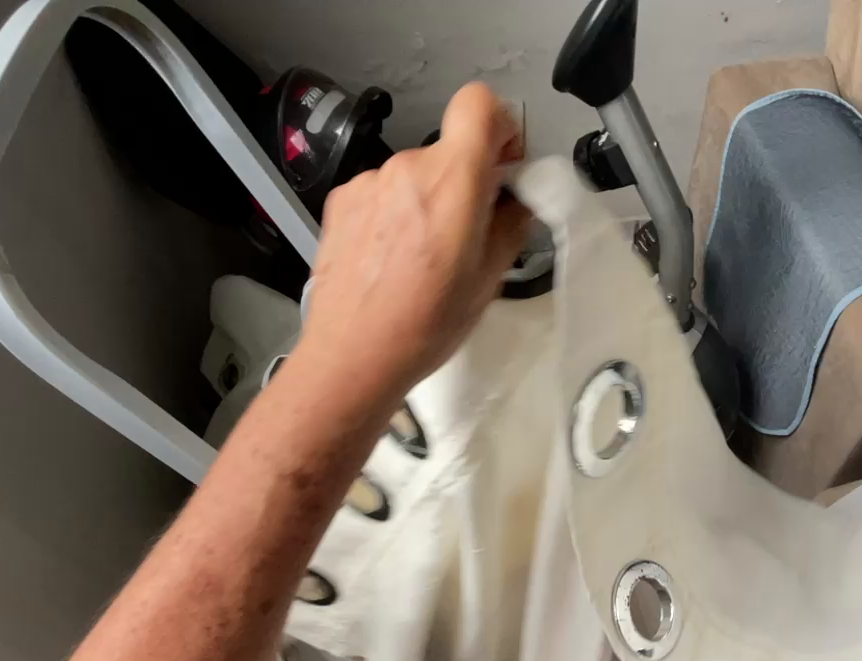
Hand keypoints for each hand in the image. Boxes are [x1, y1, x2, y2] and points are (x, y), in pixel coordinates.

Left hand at [295, 83, 529, 400]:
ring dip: (428, 205)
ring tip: (426, 262)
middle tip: (470, 237)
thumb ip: (510, 227)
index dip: (499, 127)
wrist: (354, 354)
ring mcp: (370, 183)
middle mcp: (408, 170)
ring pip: (415, 177)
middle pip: (449, 152)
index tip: (504, 164)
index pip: (480, 105)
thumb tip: (518, 202)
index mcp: (453, 183)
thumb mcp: (488, 282)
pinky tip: (395, 262)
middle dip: (466, 185)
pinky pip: (383, 194)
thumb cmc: (419, 327)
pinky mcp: (344, 201)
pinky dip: (395, 217)